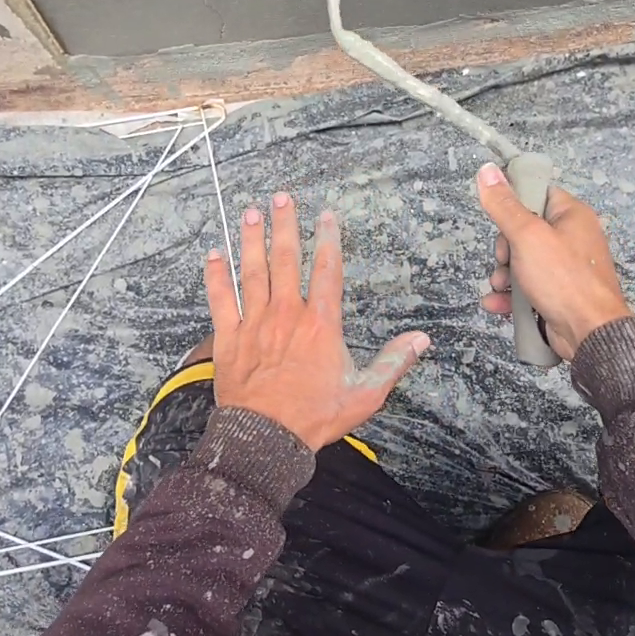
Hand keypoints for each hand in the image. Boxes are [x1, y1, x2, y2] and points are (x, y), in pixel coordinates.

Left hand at [206, 192, 430, 450]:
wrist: (266, 438)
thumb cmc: (316, 416)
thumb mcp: (365, 393)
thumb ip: (394, 362)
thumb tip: (421, 340)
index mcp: (320, 324)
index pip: (327, 270)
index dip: (328, 239)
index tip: (326, 216)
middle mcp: (286, 315)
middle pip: (285, 260)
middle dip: (284, 226)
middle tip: (281, 198)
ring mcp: (254, 324)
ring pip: (252, 272)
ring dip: (251, 240)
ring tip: (251, 212)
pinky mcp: (229, 339)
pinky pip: (220, 300)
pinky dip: (215, 276)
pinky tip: (212, 255)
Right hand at [475, 163, 630, 359]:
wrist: (588, 333)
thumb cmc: (565, 281)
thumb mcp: (527, 236)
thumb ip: (504, 205)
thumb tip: (487, 170)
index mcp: (572, 215)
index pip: (537, 194)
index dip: (513, 206)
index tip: (501, 220)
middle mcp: (572, 238)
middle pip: (523, 231)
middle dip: (504, 250)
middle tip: (506, 260)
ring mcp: (565, 268)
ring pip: (522, 262)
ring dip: (503, 275)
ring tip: (500, 286)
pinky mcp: (558, 293)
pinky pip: (527, 287)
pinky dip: (510, 296)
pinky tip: (497, 304)